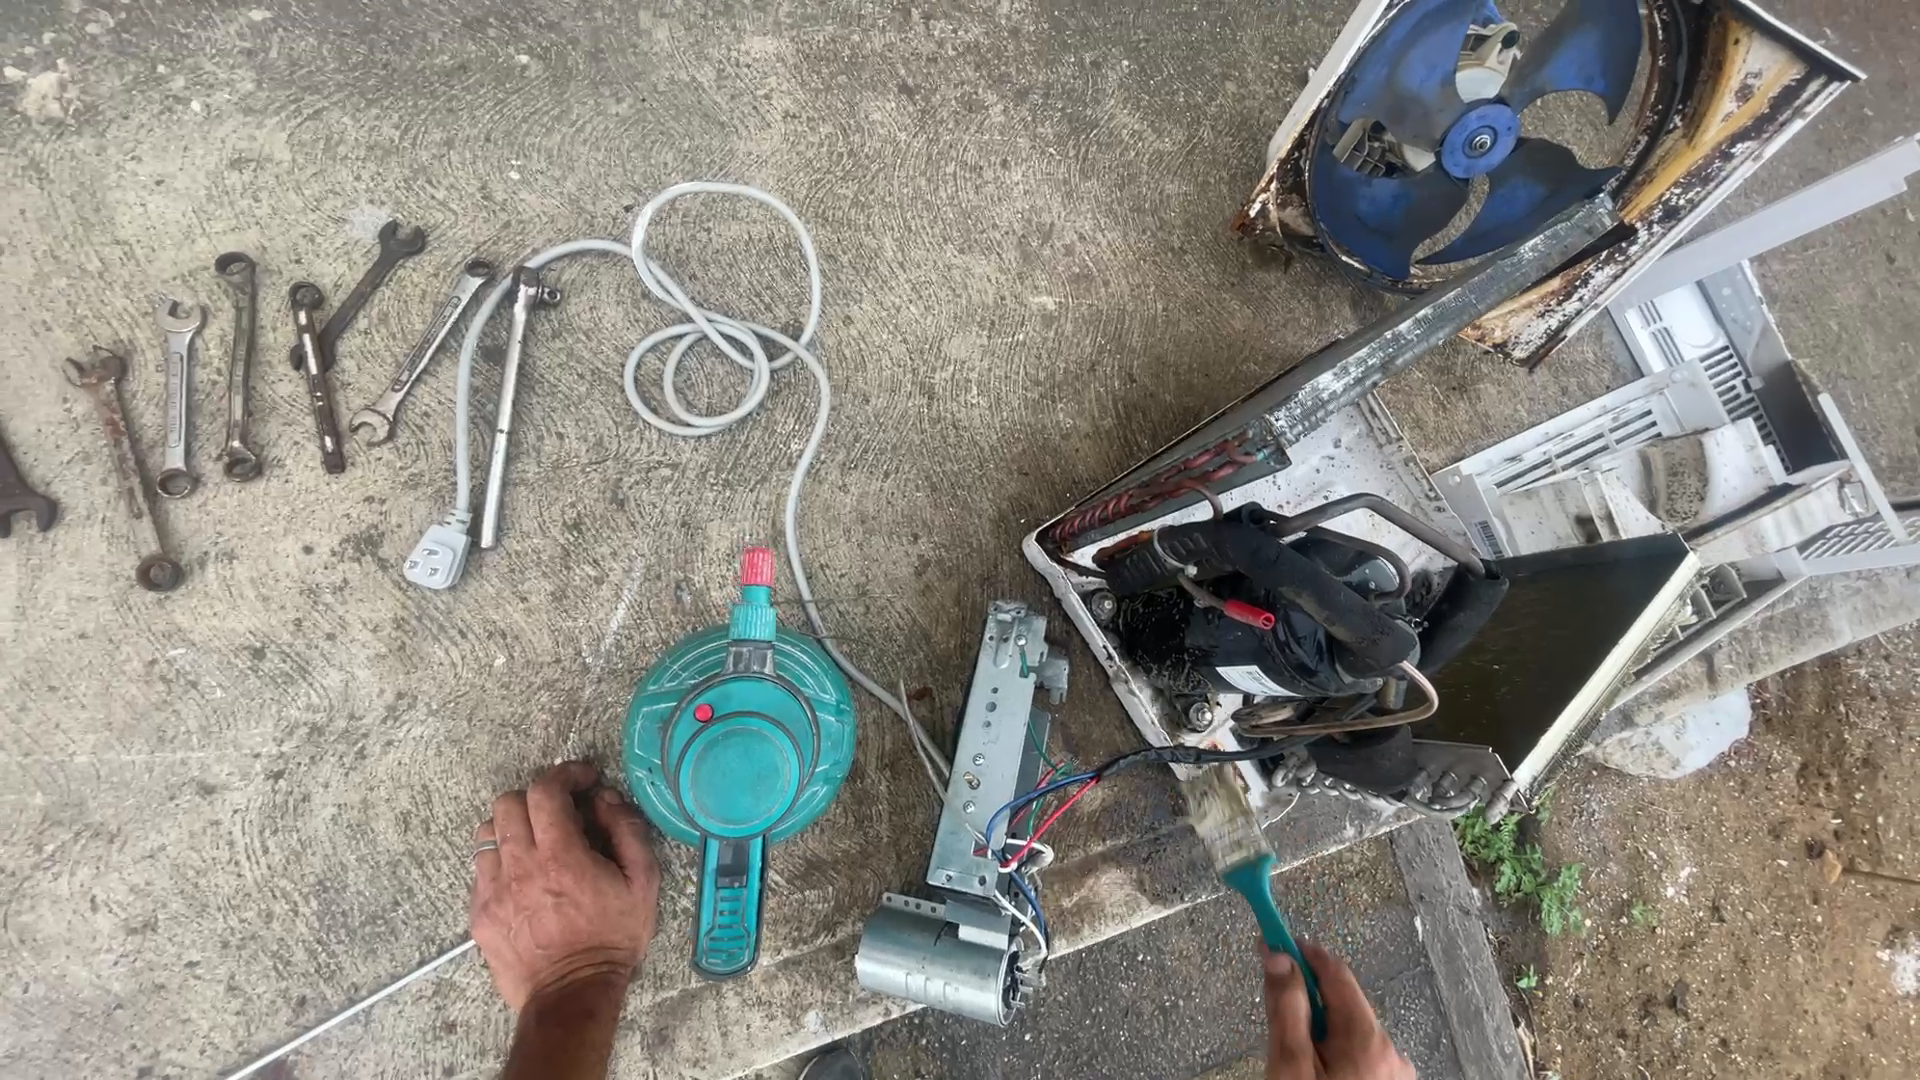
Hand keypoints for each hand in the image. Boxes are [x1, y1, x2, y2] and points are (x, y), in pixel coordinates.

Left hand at [471, 761, 660, 1010]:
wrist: (572, 994)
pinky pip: (481, 866)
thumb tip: (605, 798)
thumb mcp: (643, 880)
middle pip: (508, 802)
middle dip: (539, 795)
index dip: (566, 773)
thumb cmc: (613, 935)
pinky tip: (527, 871)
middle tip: (564, 808)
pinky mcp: (479, 914)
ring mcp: (493, 891)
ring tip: (540, 838)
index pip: (545, 790)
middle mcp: (520, 867)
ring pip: (487, 831)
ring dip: (515, 824)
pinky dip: (503, 856)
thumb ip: (627, 830)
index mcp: (561, 856)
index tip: (586, 779)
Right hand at [1264, 943, 1415, 1079]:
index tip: (1272, 940)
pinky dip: (1338, 1046)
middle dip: (1309, 995)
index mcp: (1368, 1038)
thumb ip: (1286, 1008)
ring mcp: (1398, 1071)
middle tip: (1277, 1007)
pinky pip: (1361, 1049)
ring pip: (1350, 1025)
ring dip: (1322, 1023)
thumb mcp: (1291, 1063)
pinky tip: (1320, 1068)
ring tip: (1298, 1049)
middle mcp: (1393, 1049)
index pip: (1335, 971)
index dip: (1302, 951)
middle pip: (1342, 1000)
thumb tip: (1277, 955)